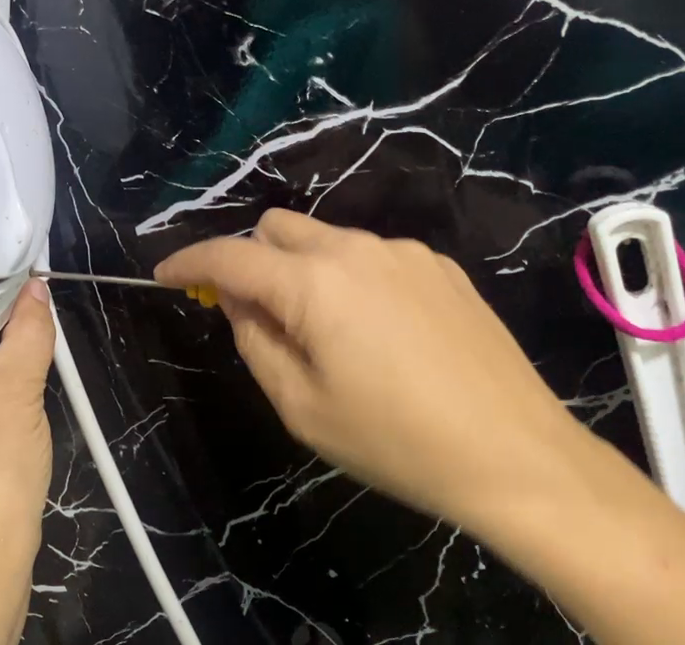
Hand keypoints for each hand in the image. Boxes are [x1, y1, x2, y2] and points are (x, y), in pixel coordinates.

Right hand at [154, 209, 585, 528]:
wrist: (519, 457)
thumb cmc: (396, 442)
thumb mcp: (301, 408)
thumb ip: (254, 341)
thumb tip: (236, 302)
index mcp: (313, 284)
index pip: (228, 256)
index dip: (187, 261)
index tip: (165, 274)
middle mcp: (354, 249)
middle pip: (275, 228)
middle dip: (249, 260)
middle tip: (254, 314)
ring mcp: (403, 252)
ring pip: (324, 238)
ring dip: (301, 268)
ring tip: (324, 331)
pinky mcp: (440, 266)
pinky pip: (371, 255)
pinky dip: (349, 277)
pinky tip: (378, 332)